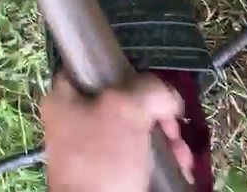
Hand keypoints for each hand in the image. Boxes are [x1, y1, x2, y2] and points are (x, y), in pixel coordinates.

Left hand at [40, 72, 195, 191]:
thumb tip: (167, 97)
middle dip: (157, 116)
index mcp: (64, 98)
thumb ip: (148, 90)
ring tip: (182, 156)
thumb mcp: (126, 109)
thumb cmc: (102, 158)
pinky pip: (138, 160)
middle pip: (123, 104)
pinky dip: (160, 162)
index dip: (125, 72)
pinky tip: (180, 168)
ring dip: (166, 141)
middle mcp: (74, 122)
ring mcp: (90, 152)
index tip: (149, 86)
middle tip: (173, 129)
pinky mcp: (107, 177)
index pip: (92, 68)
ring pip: (135, 134)